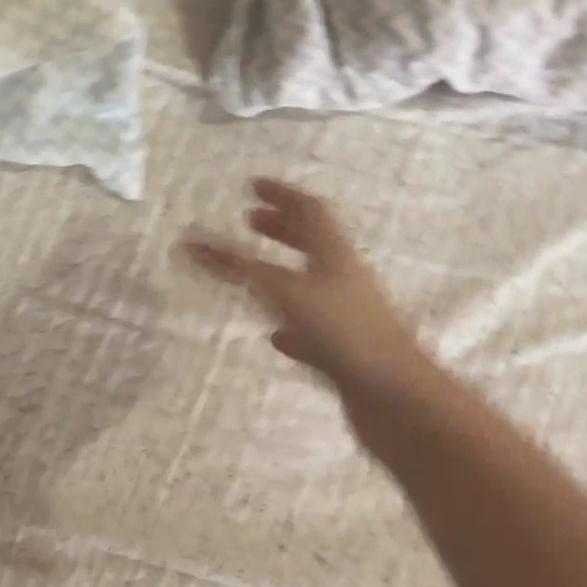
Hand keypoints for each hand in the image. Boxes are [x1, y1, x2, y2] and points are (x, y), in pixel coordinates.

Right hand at [183, 179, 428, 389]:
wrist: (399, 401)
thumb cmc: (344, 332)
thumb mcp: (282, 292)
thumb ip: (234, 267)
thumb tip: (187, 240)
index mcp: (334, 256)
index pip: (309, 211)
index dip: (282, 195)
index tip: (253, 185)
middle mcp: (344, 280)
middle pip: (314, 244)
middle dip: (282, 229)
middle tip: (251, 220)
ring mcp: (347, 317)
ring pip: (311, 285)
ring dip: (283, 273)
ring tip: (254, 273)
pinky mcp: (345, 352)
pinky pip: (312, 328)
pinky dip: (289, 323)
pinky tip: (275, 336)